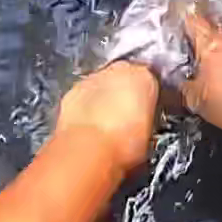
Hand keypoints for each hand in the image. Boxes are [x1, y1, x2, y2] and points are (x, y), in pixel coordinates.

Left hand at [55, 61, 158, 175]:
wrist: (88, 151)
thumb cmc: (123, 144)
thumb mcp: (148, 133)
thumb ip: (145, 116)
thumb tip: (140, 124)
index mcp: (145, 77)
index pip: (149, 82)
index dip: (145, 100)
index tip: (143, 116)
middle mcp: (121, 70)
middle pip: (125, 78)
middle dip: (124, 94)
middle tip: (124, 120)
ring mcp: (94, 78)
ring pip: (102, 85)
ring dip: (103, 99)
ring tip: (103, 127)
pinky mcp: (73, 91)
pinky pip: (82, 96)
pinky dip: (84, 107)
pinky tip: (86, 128)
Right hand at [181, 11, 221, 132]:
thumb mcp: (191, 96)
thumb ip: (183, 83)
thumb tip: (181, 82)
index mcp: (209, 44)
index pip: (195, 22)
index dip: (186, 20)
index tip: (180, 18)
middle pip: (212, 29)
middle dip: (202, 34)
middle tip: (191, 41)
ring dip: (218, 46)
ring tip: (207, 58)